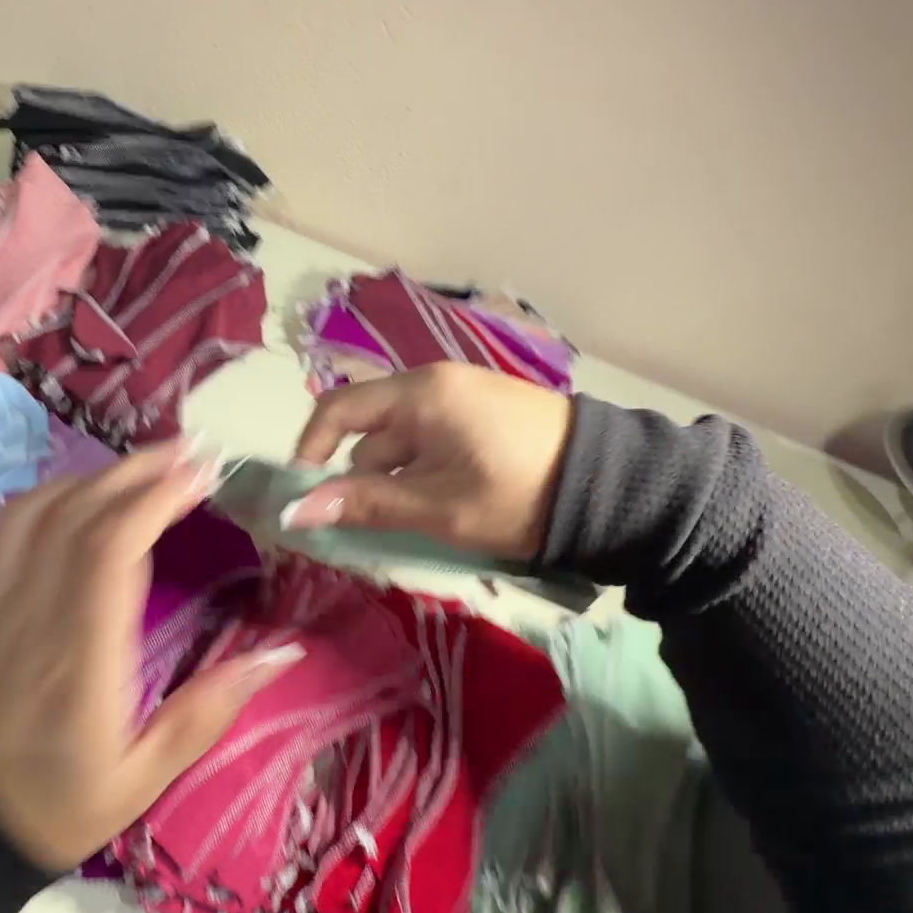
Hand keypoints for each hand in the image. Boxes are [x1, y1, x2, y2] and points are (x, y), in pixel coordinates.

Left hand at [0, 445, 306, 871]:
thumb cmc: (56, 806)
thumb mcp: (142, 780)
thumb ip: (208, 711)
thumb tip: (283, 652)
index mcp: (80, 662)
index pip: (108, 552)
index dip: (153, 500)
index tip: (202, 474)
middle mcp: (35, 618)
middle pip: (77, 517)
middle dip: (136, 472)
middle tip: (192, 452)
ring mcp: (0, 608)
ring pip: (40, 515)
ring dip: (96, 477)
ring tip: (148, 465)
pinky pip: (8, 533)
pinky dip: (48, 497)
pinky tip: (81, 494)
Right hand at [286, 364, 574, 559]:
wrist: (618, 490)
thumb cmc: (519, 495)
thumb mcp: (436, 508)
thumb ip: (364, 505)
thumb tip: (294, 513)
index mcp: (420, 394)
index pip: (337, 409)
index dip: (310, 451)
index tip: (305, 498)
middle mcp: (435, 385)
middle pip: (370, 432)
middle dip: (362, 480)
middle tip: (375, 528)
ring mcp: (462, 399)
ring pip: (401, 444)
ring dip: (395, 482)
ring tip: (421, 522)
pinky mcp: (483, 417)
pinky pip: (430, 444)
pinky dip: (422, 475)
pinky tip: (444, 505)